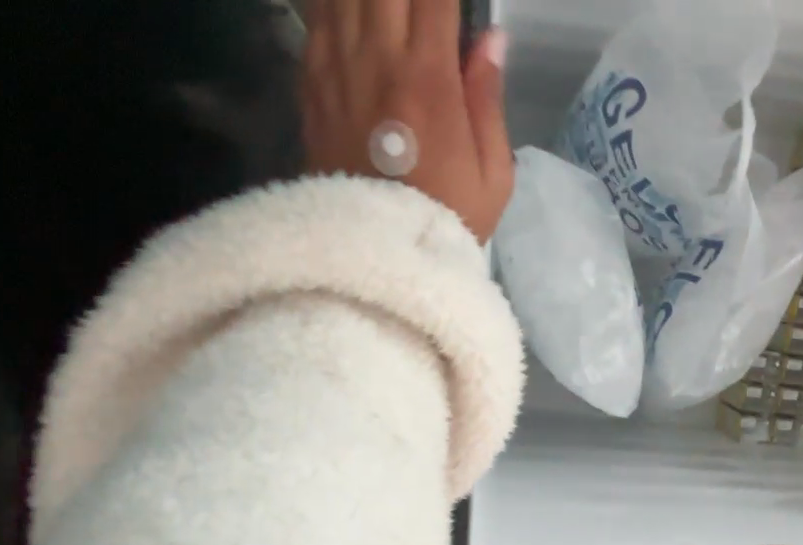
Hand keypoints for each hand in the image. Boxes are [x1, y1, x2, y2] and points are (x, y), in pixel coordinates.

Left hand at [302, 0, 513, 242]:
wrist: (374, 261)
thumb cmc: (445, 221)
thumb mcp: (492, 175)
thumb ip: (488, 99)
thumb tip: (490, 38)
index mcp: (429, 79)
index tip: (455, 7)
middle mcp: (376, 60)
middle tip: (424, 8)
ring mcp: (336, 71)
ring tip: (391, 11)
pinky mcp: (310, 87)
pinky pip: (315, 18)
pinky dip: (333, 6)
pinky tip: (351, 12)